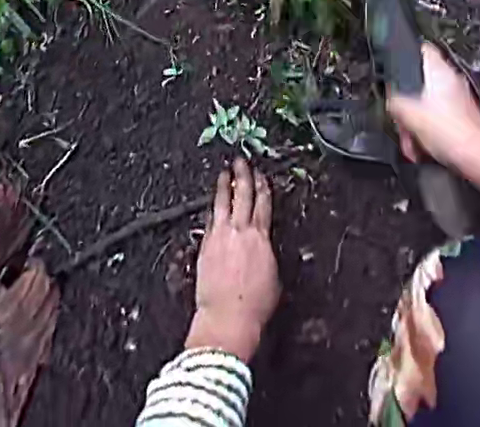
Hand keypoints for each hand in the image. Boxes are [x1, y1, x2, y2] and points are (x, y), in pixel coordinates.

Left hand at [185, 159, 279, 360]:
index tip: (261, 175)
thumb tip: (264, 250)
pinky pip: (210, 219)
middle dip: (243, 175)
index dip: (262, 186)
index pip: (263, 203)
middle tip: (242, 161)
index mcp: (261, 237)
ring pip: (223, 202)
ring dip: (224, 185)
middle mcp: (241, 231)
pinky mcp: (206, 246)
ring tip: (224, 172)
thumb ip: (267, 255)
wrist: (227, 319)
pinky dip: (212, 208)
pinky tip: (212, 203)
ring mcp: (221, 236)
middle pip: (242, 195)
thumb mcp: (273, 277)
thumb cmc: (254, 305)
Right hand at [387, 43, 479, 197]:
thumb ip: (395, 102)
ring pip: (427, 104)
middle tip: (402, 120)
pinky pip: (438, 119)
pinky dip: (428, 131)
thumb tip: (391, 102)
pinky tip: (422, 148)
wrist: (478, 158)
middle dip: (407, 105)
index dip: (408, 54)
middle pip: (420, 84)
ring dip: (415, 123)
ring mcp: (459, 100)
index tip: (399, 65)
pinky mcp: (463, 118)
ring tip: (411, 141)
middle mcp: (452, 82)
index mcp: (440, 72)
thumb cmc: (452, 133)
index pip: (423, 49)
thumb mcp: (409, 114)